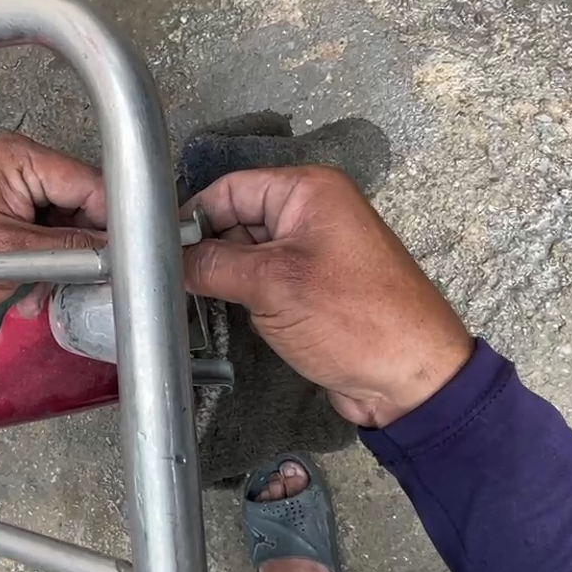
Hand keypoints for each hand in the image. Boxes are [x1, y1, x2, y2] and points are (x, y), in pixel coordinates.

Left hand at [0, 134, 105, 319]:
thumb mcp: (11, 256)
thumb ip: (72, 250)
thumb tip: (118, 253)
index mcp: (20, 158)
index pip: (92, 184)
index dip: (113, 224)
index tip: (125, 258)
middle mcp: (18, 165)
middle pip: (80, 206)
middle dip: (80, 249)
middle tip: (74, 283)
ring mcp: (10, 190)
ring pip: (63, 227)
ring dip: (58, 265)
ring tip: (36, 292)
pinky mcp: (3, 214)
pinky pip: (41, 237)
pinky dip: (39, 265)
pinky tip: (24, 291)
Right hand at [182, 166, 472, 427]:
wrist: (412, 382)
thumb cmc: (356, 321)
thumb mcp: (272, 285)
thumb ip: (212, 265)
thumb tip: (169, 260)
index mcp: (308, 192)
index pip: (229, 189)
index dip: (192, 216)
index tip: (158, 247)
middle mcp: (309, 214)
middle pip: (234, 219)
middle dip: (204, 249)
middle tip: (168, 278)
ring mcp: (309, 253)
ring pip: (243, 252)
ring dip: (220, 275)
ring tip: (188, 297)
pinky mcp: (309, 287)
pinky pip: (260, 279)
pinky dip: (238, 293)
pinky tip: (217, 311)